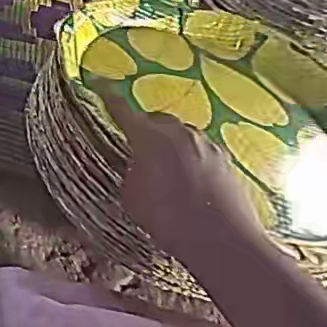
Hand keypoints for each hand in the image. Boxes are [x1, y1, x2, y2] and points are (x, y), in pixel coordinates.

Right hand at [101, 97, 267, 261]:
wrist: (222, 242)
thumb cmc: (167, 219)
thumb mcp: (132, 196)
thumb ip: (130, 171)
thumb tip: (137, 164)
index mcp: (149, 138)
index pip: (122, 110)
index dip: (108, 97)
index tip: (99, 84)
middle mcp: (179, 133)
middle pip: (157, 118)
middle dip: (145, 126)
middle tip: (136, 143)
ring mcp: (207, 144)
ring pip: (182, 133)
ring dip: (170, 142)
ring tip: (165, 164)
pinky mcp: (226, 160)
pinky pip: (201, 149)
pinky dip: (190, 156)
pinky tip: (189, 178)